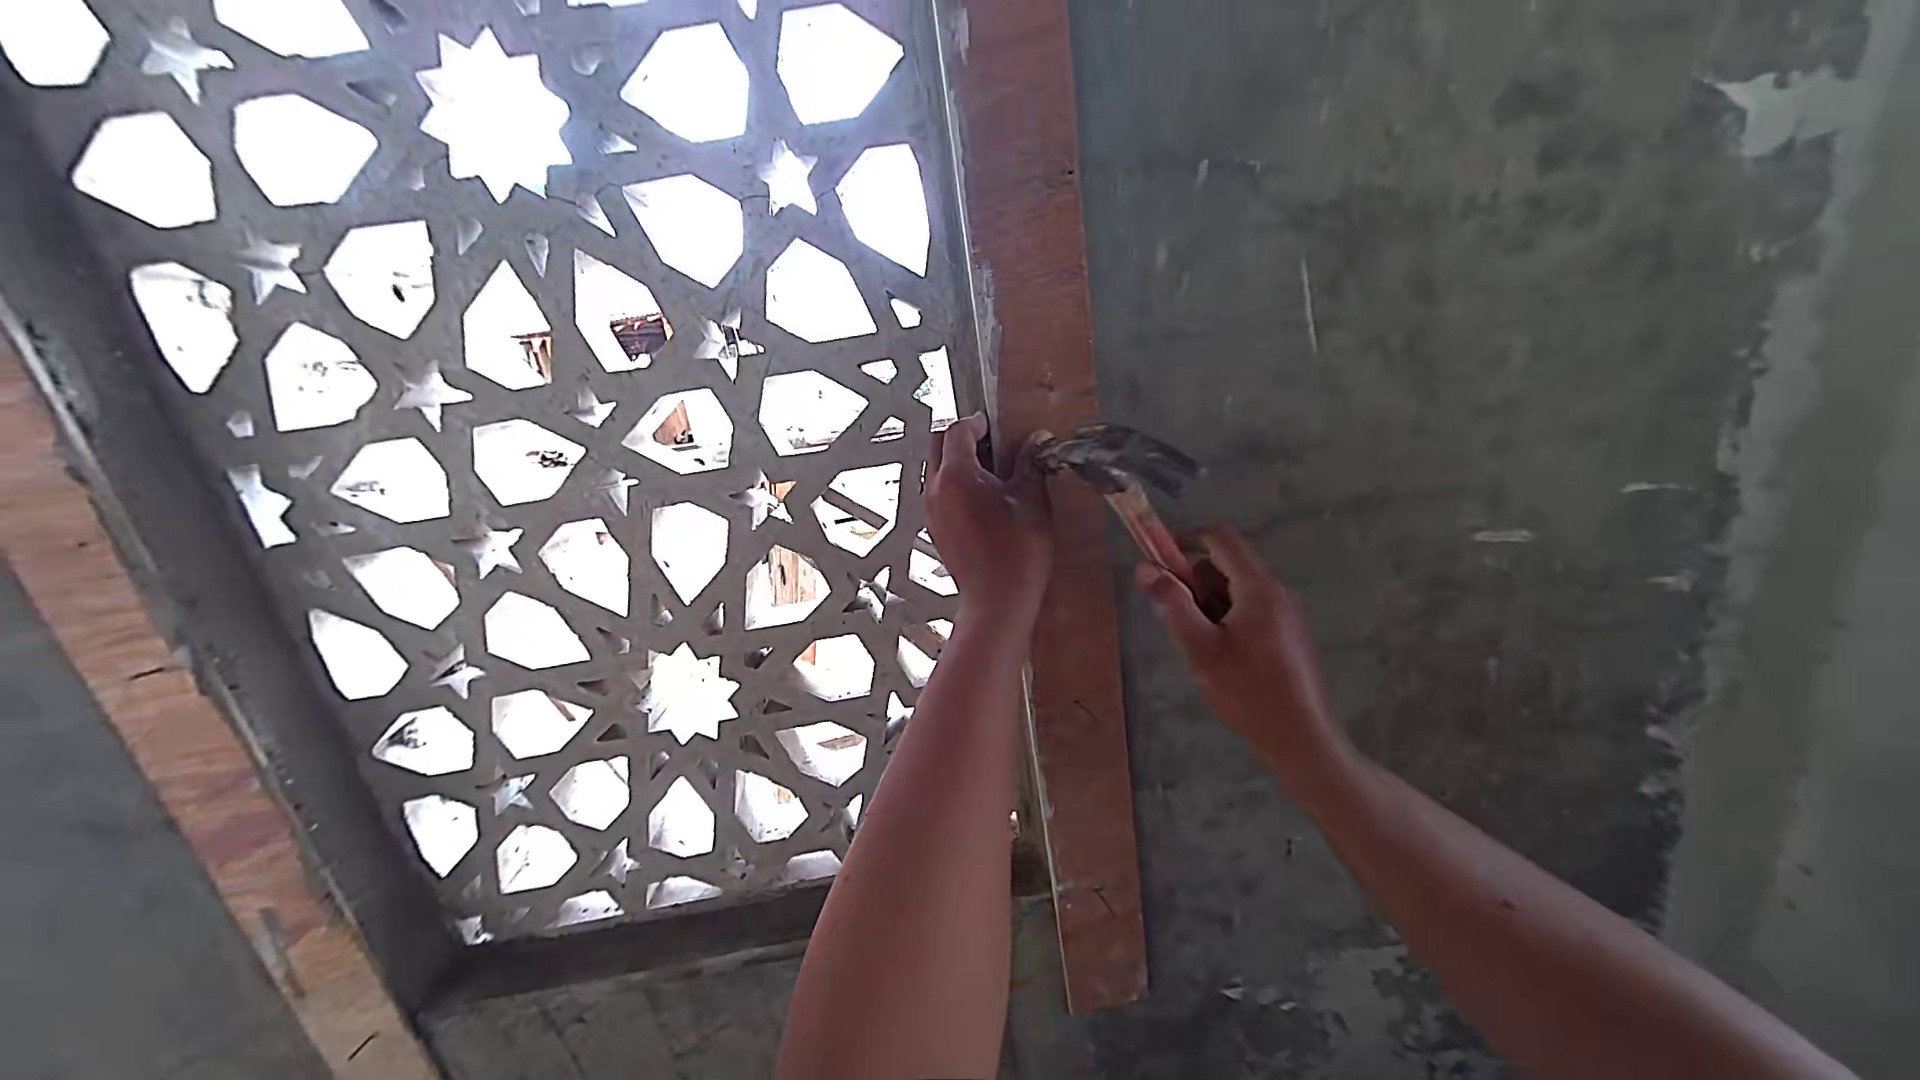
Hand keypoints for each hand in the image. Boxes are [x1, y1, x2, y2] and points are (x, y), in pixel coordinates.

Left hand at [924, 414, 1052, 618]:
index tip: (990, 423)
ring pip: (937, 472)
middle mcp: (936, 491)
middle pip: (937, 447)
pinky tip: (983, 499)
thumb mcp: (1032, 500)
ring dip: (958, 463)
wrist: (998, 599)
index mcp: (957, 476)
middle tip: (990, 442)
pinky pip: (940, 496)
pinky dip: (956, 487)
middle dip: (961, 439)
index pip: (957, 432)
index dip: (975, 423)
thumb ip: (1031, 463)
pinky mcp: (937, 530)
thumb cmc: (1016, 554)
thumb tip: (1038, 441)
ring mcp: (932, 512)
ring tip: (991, 472)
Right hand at [1136, 528, 1347, 772]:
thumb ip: (1172, 605)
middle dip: (1195, 585)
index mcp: (1258, 589)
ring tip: (1204, 649)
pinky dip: (1226, 621)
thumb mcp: (1201, 647)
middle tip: (1182, 622)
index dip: (1186, 539)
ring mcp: (1285, 612)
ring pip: (1235, 590)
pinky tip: (1224, 659)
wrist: (1301, 738)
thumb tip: (1144, 568)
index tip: (1159, 559)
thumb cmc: (1248, 691)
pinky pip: (1248, 610)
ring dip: (1209, 606)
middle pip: (1225, 566)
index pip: (1220, 538)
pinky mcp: (1287, 632)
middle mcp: (1276, 592)